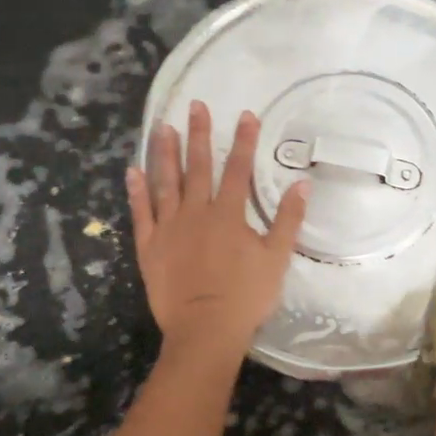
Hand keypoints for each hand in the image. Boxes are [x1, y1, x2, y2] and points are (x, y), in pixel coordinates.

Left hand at [126, 101, 307, 363]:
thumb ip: (288, 220)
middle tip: (195, 106)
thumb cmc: (246, 297)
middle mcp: (196, 212)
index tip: (246, 114)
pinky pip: (141, 213)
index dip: (243, 140)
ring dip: (164, 153)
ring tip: (162, 127)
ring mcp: (168, 228)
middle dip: (198, 134)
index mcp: (228, 214)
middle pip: (198, 167)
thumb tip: (302, 184)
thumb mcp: (277, 259)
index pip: (237, 169)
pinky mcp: (148, 246)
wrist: (205, 329)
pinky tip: (132, 171)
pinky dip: (136, 191)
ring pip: (165, 182)